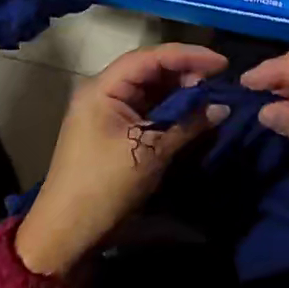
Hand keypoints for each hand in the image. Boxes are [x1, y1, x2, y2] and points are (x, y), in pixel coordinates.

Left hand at [14, 43, 229, 274]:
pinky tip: (192, 111)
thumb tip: (222, 107)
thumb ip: (186, 125)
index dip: (187, 55)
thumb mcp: (150, 153)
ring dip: (179, 90)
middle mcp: (103, 92)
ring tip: (210, 93)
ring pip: (149, 89)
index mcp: (102, 88)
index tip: (222, 62)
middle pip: (149, 69)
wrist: (67, 232)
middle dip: (185, 71)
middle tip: (218, 80)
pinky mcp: (114, 131)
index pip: (150, 58)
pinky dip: (169, 108)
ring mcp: (108, 111)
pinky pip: (146, 109)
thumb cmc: (104, 187)